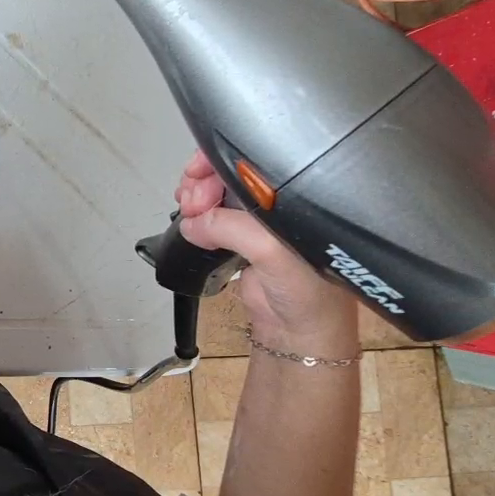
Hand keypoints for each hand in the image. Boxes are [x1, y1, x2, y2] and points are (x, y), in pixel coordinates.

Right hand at [174, 150, 355, 351]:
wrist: (300, 334)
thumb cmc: (306, 291)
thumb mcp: (272, 251)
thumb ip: (233, 229)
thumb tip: (192, 222)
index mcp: (296, 197)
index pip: (255, 163)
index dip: (222, 162)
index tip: (198, 172)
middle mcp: (278, 204)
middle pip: (231, 175)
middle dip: (204, 182)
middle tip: (191, 202)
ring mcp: (259, 222)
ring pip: (219, 195)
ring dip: (197, 198)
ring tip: (188, 212)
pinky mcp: (243, 240)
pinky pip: (214, 218)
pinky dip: (198, 215)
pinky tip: (189, 219)